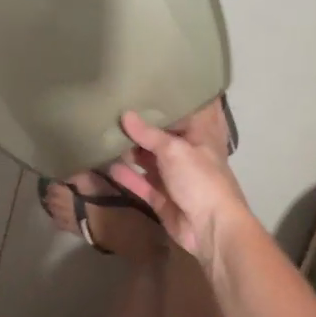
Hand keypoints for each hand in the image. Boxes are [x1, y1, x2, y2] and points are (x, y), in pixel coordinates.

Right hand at [103, 101, 255, 269]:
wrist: (211, 228)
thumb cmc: (200, 179)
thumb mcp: (174, 150)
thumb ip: (148, 133)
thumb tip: (125, 114)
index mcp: (200, 136)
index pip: (183, 112)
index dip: (165, 102)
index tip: (142, 88)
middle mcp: (187, 153)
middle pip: (162, 137)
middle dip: (141, 128)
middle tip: (112, 110)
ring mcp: (174, 177)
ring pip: (149, 160)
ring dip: (130, 151)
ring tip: (104, 134)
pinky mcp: (162, 198)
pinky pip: (141, 183)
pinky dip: (127, 175)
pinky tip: (106, 164)